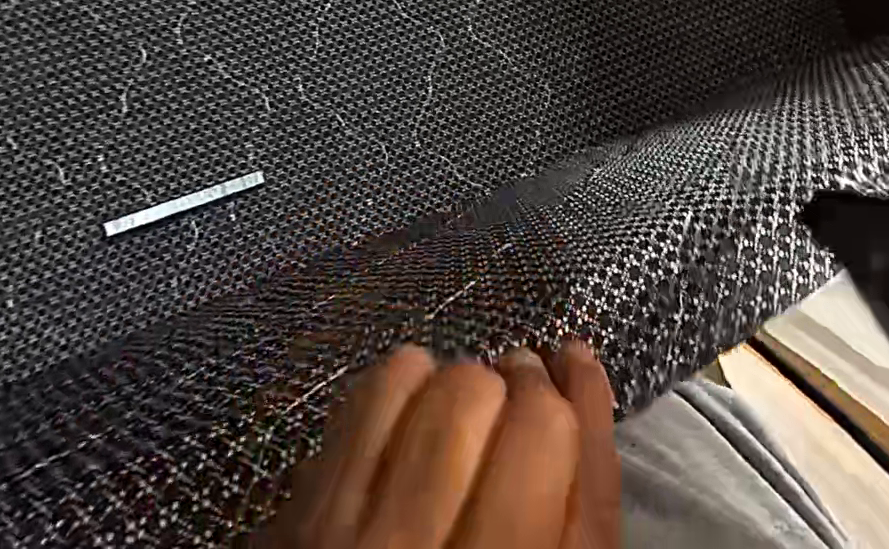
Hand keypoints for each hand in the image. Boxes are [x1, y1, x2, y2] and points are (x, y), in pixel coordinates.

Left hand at [256, 341, 620, 548]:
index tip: (561, 373)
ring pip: (415, 383)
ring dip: (453, 382)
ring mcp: (349, 539)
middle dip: (508, 382)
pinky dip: (399, 390)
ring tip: (461, 415)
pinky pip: (360, 401)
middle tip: (511, 401)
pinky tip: (409, 423)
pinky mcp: (297, 523)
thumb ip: (591, 477)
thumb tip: (574, 357)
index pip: (545, 428)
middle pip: (475, 397)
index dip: (563, 389)